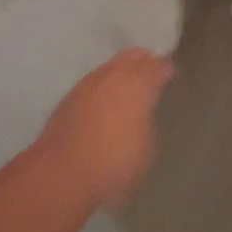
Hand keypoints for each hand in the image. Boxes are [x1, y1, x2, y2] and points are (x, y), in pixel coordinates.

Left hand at [33, 47, 174, 207]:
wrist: (61, 174)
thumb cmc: (114, 162)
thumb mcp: (147, 149)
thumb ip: (148, 124)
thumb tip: (141, 117)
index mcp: (139, 82)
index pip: (158, 66)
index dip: (166, 69)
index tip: (171, 73)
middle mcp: (113, 75)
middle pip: (131, 56)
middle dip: (142, 61)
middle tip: (150, 70)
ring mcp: (88, 84)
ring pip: (109, 68)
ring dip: (119, 74)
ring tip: (126, 88)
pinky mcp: (68, 98)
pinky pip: (93, 85)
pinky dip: (102, 89)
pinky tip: (103, 103)